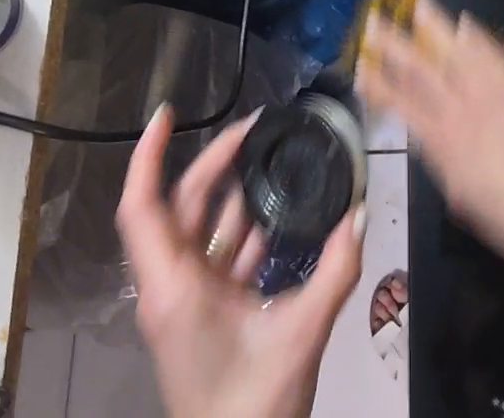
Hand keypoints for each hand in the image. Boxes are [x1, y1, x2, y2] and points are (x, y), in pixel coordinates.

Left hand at [117, 104, 365, 417]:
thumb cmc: (253, 404)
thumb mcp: (302, 333)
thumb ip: (336, 271)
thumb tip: (360, 214)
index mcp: (175, 286)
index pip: (143, 206)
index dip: (148, 156)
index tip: (167, 114)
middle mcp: (170, 286)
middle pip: (181, 207)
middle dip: (214, 165)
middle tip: (253, 131)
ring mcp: (184, 301)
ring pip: (198, 231)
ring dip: (229, 198)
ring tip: (267, 164)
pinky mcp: (202, 314)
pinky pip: (214, 258)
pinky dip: (238, 235)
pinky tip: (273, 222)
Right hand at [358, 0, 503, 262]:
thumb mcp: (465, 199)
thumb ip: (445, 167)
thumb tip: (433, 147)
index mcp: (444, 141)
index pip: (401, 104)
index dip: (378, 85)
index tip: (360, 67)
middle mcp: (463, 109)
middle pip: (421, 69)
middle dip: (394, 44)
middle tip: (374, 20)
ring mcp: (492, 93)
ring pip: (456, 51)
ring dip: (434, 27)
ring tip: (418, 3)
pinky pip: (492, 55)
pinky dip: (477, 37)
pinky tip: (467, 24)